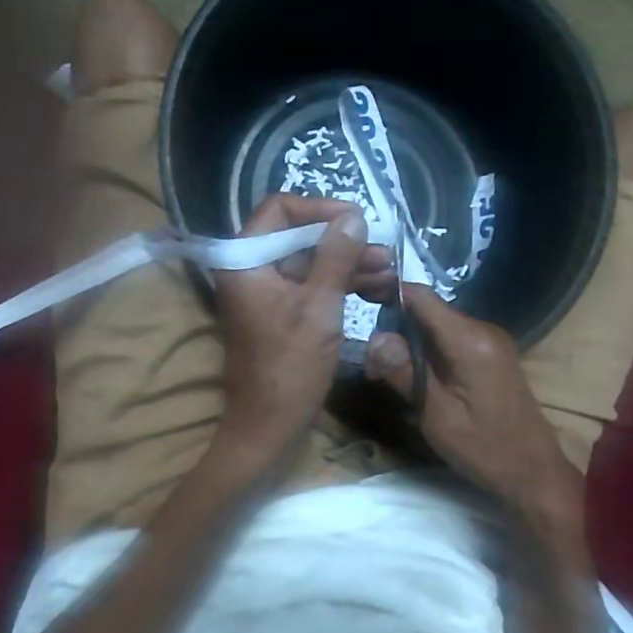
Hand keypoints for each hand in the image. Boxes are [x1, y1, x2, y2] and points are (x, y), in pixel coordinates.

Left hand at [213, 194, 393, 452]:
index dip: (320, 209)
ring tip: (389, 270)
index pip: (279, 209)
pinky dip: (336, 284)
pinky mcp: (276, 311)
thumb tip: (353, 217)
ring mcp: (262, 291)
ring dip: (346, 263)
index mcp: (244, 261)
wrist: (266, 424)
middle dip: (342, 241)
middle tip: (384, 252)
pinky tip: (374, 286)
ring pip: (306, 262)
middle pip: (296, 236)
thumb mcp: (320, 307)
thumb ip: (336, 257)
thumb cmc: (290, 366)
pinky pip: (307, 285)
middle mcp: (247, 269)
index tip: (359, 221)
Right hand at [364, 285, 580, 529]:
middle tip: (370, 363)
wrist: (535, 473)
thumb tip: (374, 336)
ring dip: (409, 343)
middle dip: (395, 329)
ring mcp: (490, 342)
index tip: (359, 305)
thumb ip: (405, 372)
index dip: (389, 294)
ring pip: (437, 326)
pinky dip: (427, 352)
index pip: (422, 297)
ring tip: (385, 374)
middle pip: (428, 311)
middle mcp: (483, 331)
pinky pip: (450, 340)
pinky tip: (413, 377)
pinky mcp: (491, 355)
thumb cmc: (484, 448)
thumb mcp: (436, 415)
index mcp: (470, 341)